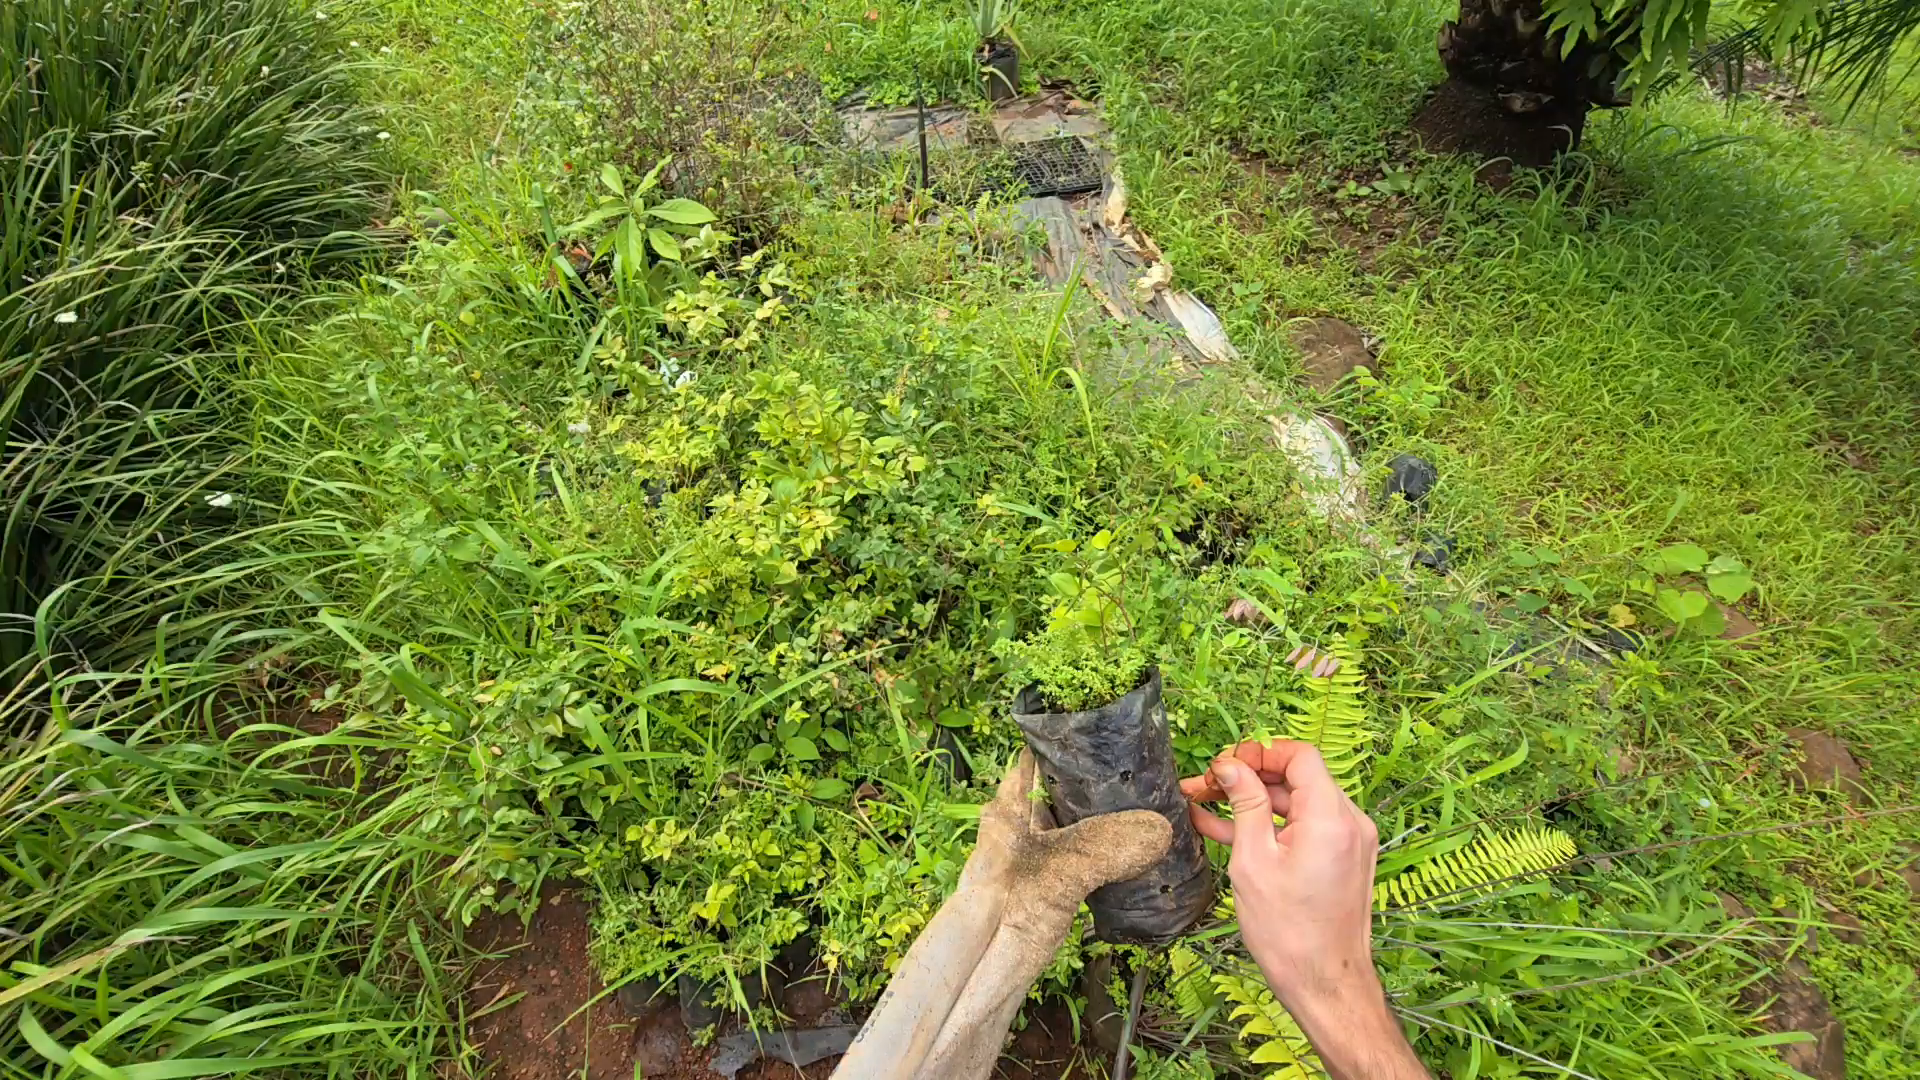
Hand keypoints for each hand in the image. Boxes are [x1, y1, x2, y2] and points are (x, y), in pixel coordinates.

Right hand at [1183, 741, 1428, 1079]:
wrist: (1325, 988)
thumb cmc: (1288, 931)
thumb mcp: (1253, 859)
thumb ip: (1244, 803)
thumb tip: (1229, 764)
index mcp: (1331, 818)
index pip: (1299, 756)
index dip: (1259, 752)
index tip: (1224, 765)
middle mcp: (1348, 823)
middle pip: (1293, 777)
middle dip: (1245, 776)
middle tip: (1203, 785)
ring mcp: (1346, 842)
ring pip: (1291, 801)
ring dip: (1248, 800)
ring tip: (1201, 803)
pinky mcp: (1338, 858)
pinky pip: (1299, 826)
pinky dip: (1265, 823)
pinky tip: (1220, 826)